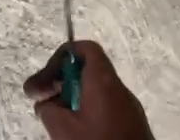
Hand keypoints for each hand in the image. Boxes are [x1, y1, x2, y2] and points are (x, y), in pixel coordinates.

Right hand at [23, 41, 152, 139]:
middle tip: (43, 100)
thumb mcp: (62, 128)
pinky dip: (90, 113)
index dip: (63, 55)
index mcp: (105, 82)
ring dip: (74, 100)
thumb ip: (47, 108)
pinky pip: (108, 109)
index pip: (86, 48)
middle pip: (88, 71)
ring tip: (58, 119)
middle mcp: (122, 91)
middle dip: (62, 82)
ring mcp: (132, 111)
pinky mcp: (137, 129)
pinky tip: (78, 131)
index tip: (47, 78)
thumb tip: (45, 102)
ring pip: (97, 92)